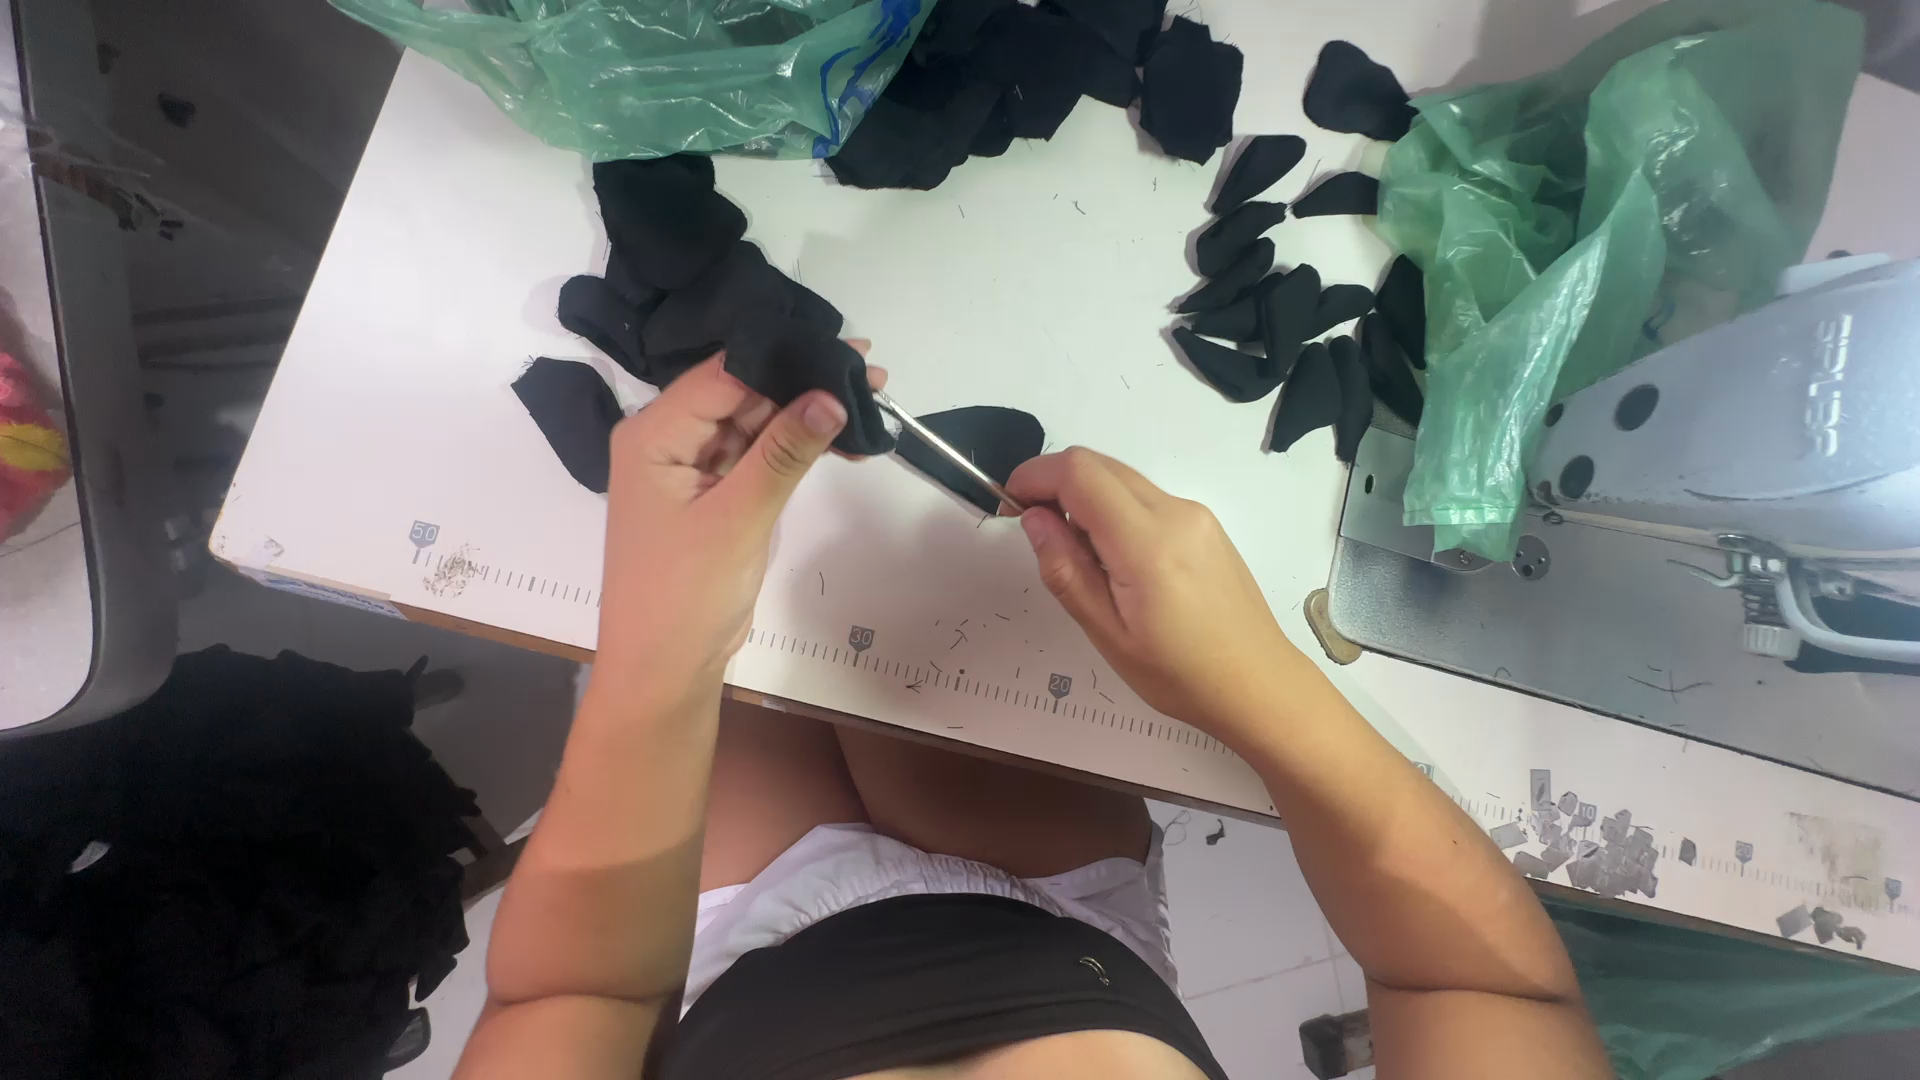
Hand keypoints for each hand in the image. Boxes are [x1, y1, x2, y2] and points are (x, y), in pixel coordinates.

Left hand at [591, 352, 882, 710]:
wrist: (666, 669)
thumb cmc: (686, 595)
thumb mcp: (737, 519)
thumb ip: (783, 454)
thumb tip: (832, 397)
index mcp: (655, 434)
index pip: (723, 376)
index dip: (784, 358)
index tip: (845, 351)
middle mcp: (671, 441)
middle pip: (741, 395)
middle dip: (802, 385)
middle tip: (868, 373)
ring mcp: (694, 470)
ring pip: (755, 426)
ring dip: (805, 418)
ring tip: (868, 401)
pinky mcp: (716, 496)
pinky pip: (759, 459)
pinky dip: (796, 452)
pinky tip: (840, 443)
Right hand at [1005, 448, 1304, 750]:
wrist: (1258, 685)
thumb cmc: (1179, 674)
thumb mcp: (1107, 634)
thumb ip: (1066, 570)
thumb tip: (1035, 518)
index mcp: (1148, 543)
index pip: (1078, 473)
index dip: (1034, 476)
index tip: (1012, 507)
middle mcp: (1175, 513)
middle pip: (1098, 464)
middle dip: (1053, 482)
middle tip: (1034, 529)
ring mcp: (1194, 514)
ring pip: (1120, 477)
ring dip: (1083, 496)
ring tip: (1075, 553)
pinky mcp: (1204, 523)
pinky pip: (1144, 496)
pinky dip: (1111, 507)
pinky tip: (1112, 557)